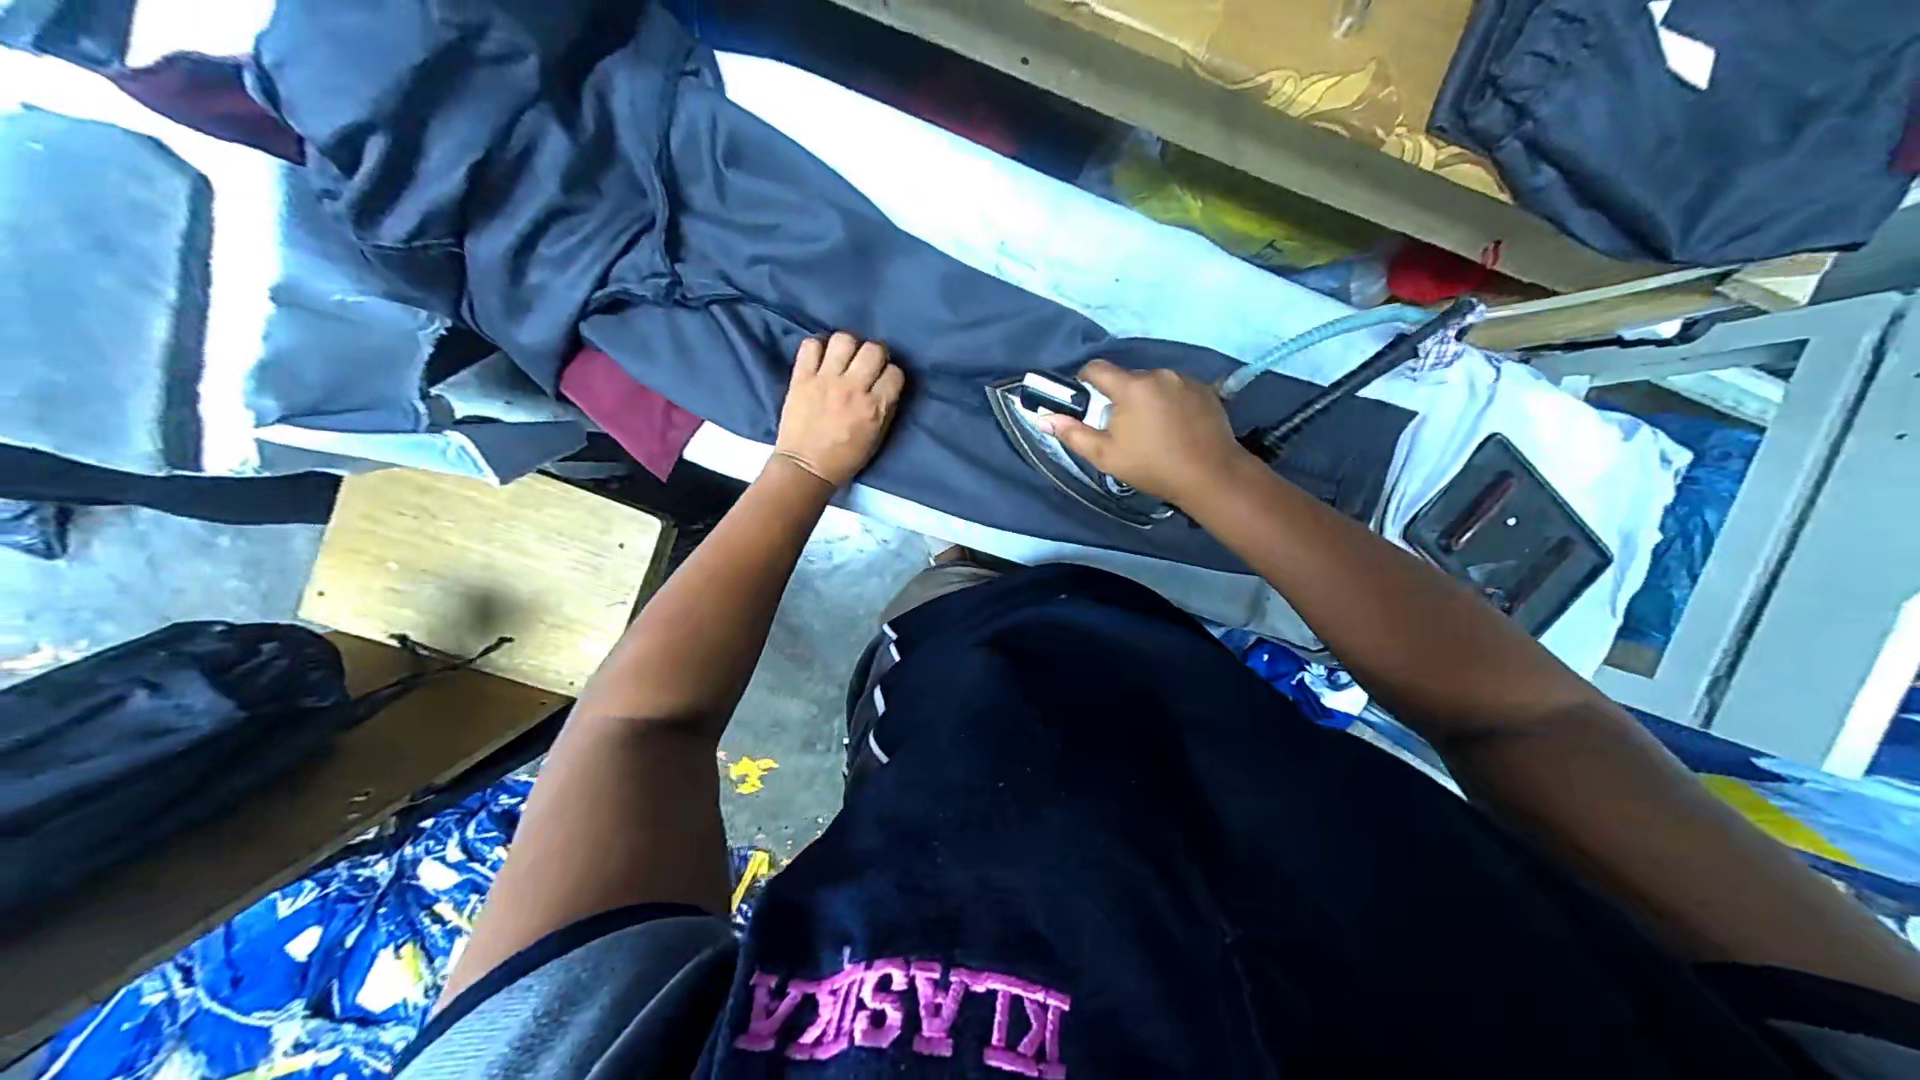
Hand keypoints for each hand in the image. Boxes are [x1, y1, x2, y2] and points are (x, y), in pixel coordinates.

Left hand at [773, 332, 905, 488]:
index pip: (895, 372)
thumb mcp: (877, 437)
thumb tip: (886, 384)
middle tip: (865, 365)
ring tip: (843, 358)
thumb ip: (886, 408)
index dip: (891, 375)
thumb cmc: (845, 458)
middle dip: (875, 354)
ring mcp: (825, 380)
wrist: (805, 467)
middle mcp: (852, 389)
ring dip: (847, 346)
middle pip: (873, 349)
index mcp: (874, 407)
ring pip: (844, 339)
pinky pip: (811, 345)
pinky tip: (820, 359)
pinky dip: (817, 347)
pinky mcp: (801, 378)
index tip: (883, 381)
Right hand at [1039, 359, 1250, 504]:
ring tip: (1152, 430)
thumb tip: (1043, 418)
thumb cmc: (1153, 466)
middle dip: (1119, 397)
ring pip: (1153, 383)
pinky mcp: (1206, 389)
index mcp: (1131, 386)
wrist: (1211, 475)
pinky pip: (1176, 389)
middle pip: (1127, 378)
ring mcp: (1185, 379)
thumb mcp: (1106, 456)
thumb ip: (1073, 433)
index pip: (1097, 368)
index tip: (1086, 401)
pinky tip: (1175, 427)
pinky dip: (1170, 402)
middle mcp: (1158, 374)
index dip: (1085, 381)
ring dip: (1146, 399)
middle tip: (1122, 428)